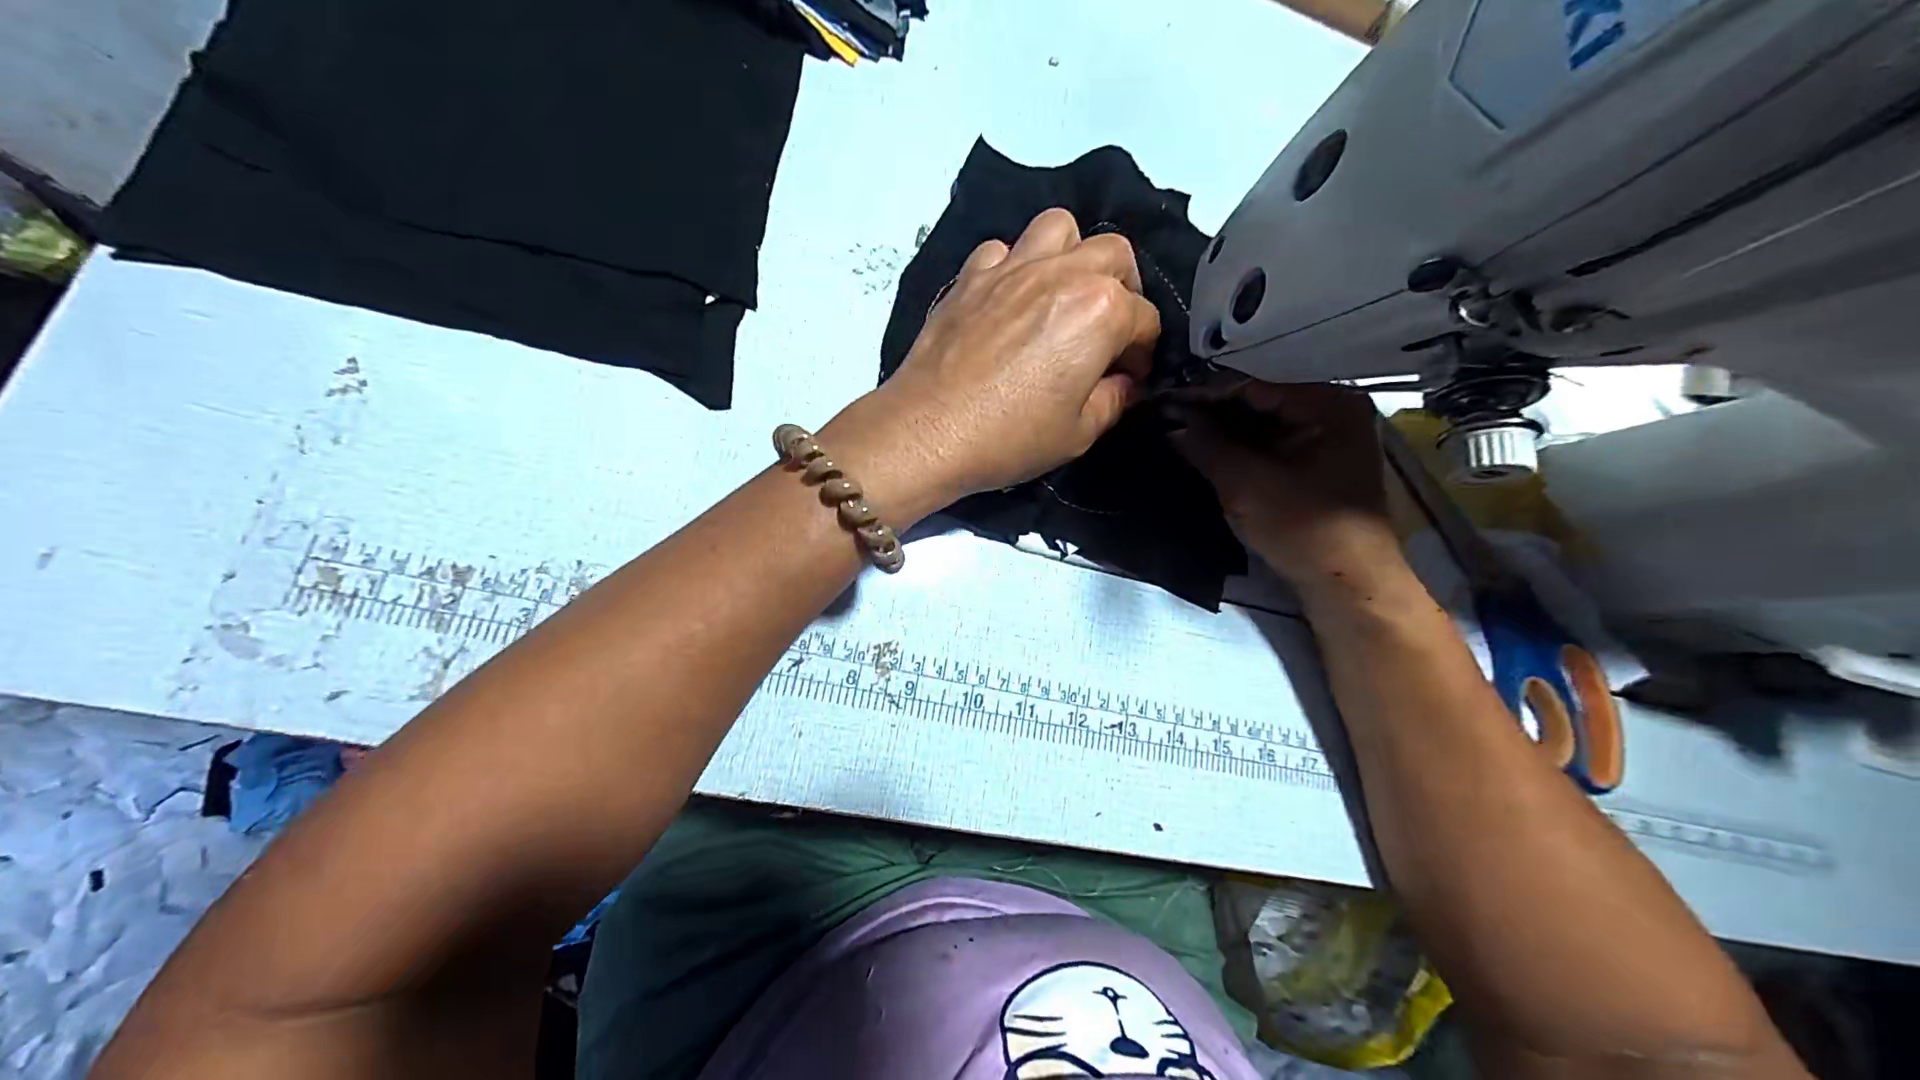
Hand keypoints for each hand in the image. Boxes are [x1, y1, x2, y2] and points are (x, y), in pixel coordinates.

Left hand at [822, 208, 1159, 525]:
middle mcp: (1060, 274)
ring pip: (1059, 228)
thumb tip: (1123, 382)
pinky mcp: (970, 277)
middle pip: (1114, 255)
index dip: (1143, 352)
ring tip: (1065, 295)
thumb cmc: (1008, 438)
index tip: (1129, 376)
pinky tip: (1011, 300)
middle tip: (1109, 330)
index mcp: (1099, 310)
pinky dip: (1014, 266)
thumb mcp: (1079, 434)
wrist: (927, 433)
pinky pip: (1002, 250)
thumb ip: (1114, 399)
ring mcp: (1011, 268)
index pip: (1145, 319)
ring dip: (1072, 255)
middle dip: (1124, 290)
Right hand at [1165, 381, 1402, 594]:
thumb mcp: (1246, 482)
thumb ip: (1205, 444)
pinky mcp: (1314, 470)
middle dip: (1211, 413)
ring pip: (1261, 428)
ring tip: (1175, 432)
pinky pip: (1268, 448)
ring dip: (1220, 433)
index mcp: (1331, 404)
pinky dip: (1236, 451)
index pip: (1255, 386)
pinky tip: (1202, 452)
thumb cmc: (1304, 525)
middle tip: (1164, 415)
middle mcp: (1333, 414)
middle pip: (1259, 405)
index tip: (1164, 397)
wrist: (1345, 585)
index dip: (1205, 393)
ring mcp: (1326, 443)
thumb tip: (1169, 418)